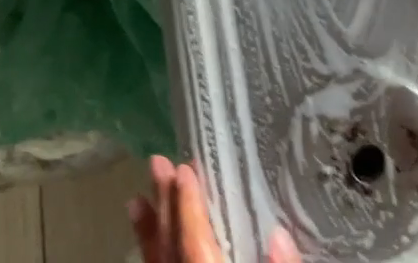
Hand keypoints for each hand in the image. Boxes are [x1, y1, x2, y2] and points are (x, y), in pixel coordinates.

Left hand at [129, 156, 300, 262]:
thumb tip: (280, 235)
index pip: (197, 245)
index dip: (189, 209)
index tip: (184, 170)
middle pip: (173, 246)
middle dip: (167, 206)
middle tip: (158, 164)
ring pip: (161, 261)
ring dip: (150, 229)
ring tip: (137, 198)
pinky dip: (152, 251)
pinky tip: (148, 235)